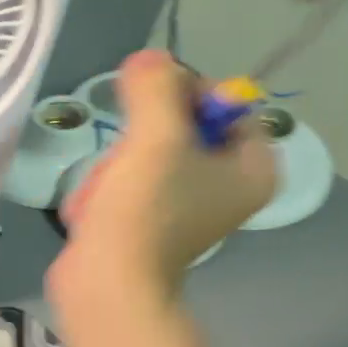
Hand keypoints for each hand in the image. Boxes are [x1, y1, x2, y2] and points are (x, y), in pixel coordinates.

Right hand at [49, 51, 277, 309]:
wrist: (104, 287)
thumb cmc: (143, 212)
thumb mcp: (155, 137)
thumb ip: (155, 87)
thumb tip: (146, 58)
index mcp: (253, 167)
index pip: (225, 104)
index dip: (184, 96)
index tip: (147, 108)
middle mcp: (226, 189)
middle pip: (181, 131)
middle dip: (140, 141)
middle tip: (123, 163)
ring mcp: (184, 213)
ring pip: (146, 159)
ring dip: (114, 169)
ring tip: (103, 194)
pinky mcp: (145, 230)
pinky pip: (125, 190)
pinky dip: (104, 195)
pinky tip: (93, 212)